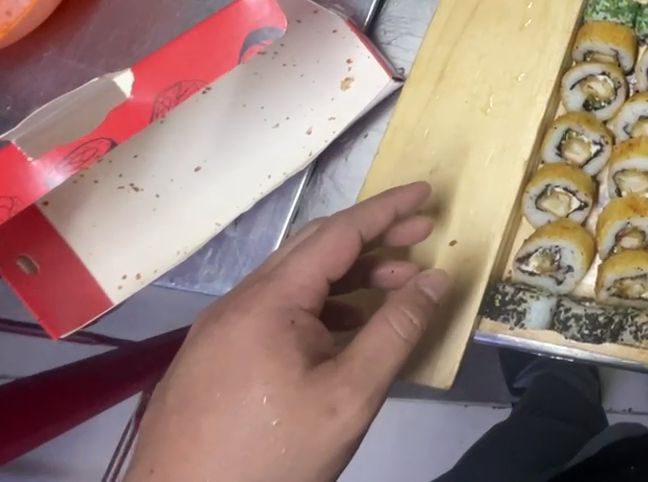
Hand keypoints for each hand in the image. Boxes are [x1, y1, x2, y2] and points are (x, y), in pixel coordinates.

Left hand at [126, 183, 450, 481]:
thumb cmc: (271, 459)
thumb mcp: (351, 395)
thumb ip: (398, 328)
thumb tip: (435, 278)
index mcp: (267, 303)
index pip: (339, 233)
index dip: (387, 209)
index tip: (427, 193)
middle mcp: (237, 305)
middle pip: (314, 248)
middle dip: (374, 235)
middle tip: (423, 235)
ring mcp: (217, 335)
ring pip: (295, 280)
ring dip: (351, 272)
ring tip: (397, 284)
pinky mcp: (212, 363)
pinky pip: (277, 310)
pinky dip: (323, 302)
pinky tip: (350, 327)